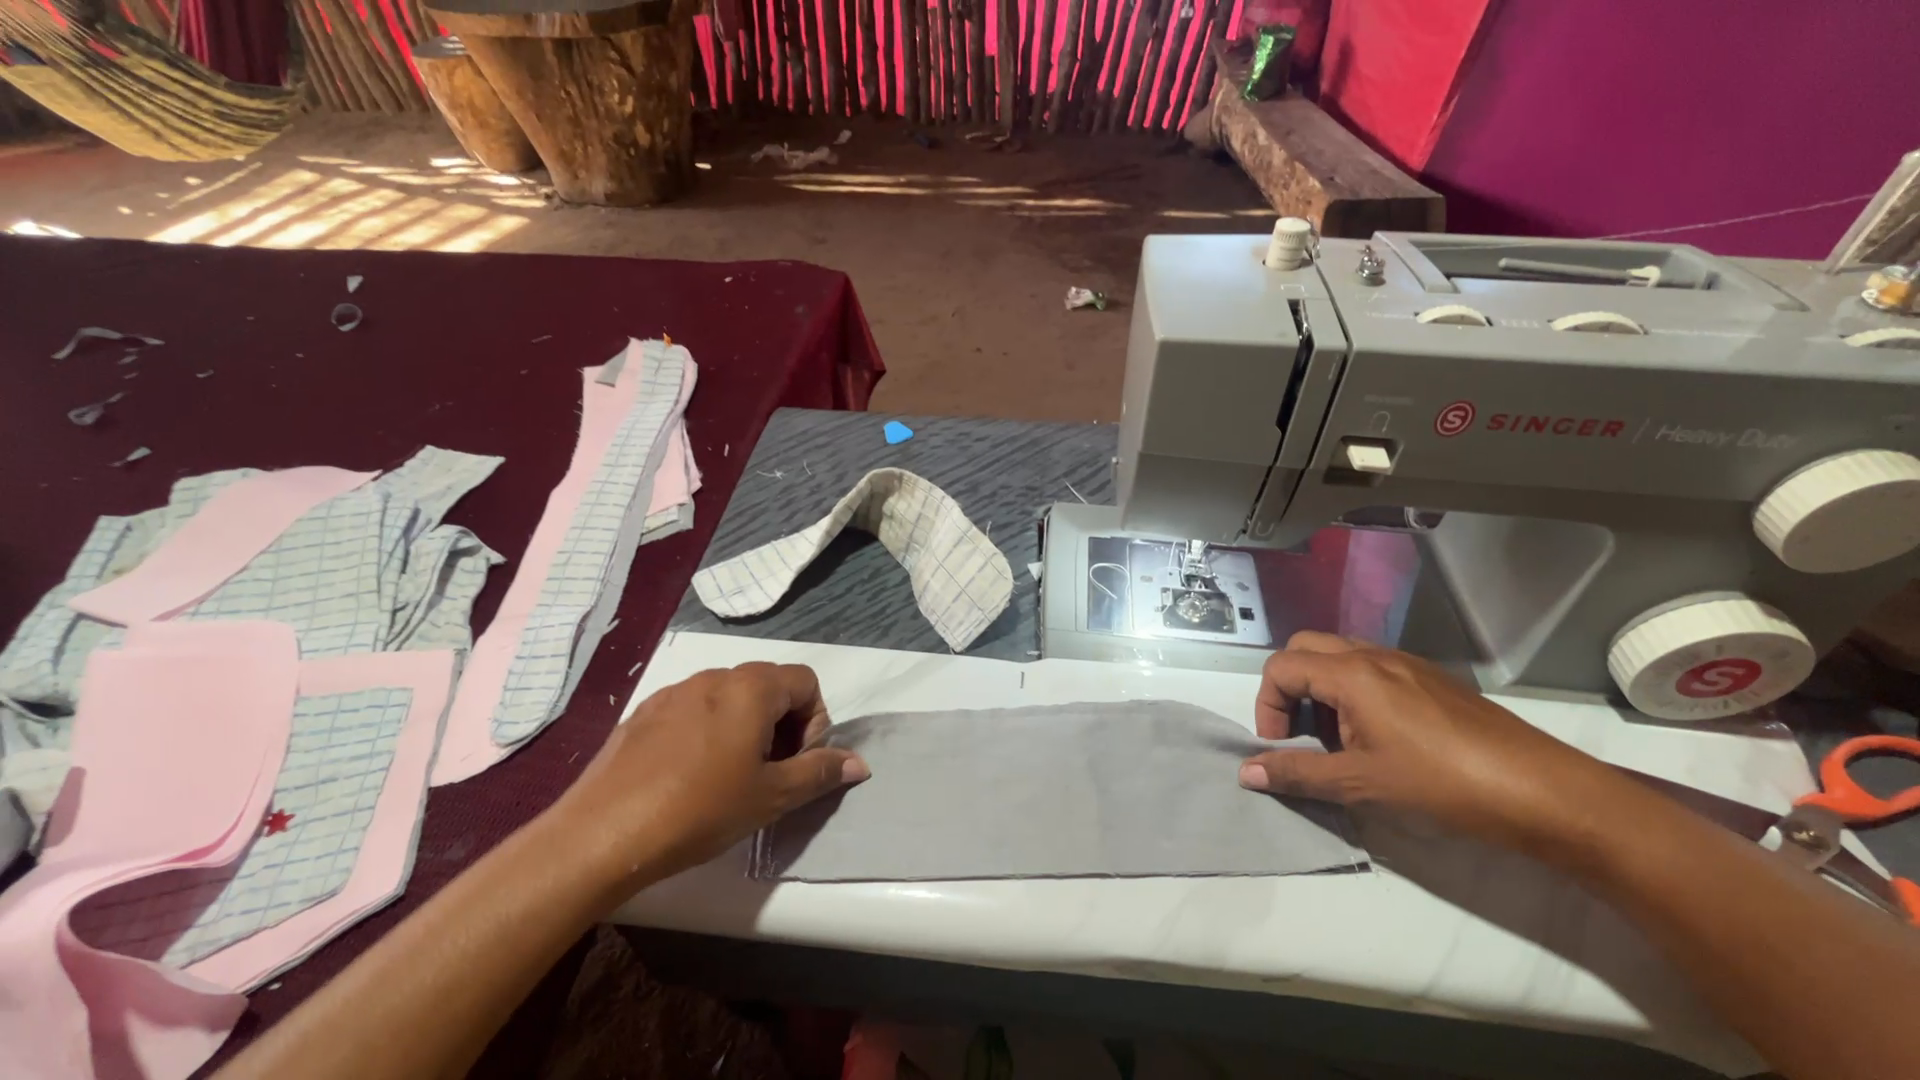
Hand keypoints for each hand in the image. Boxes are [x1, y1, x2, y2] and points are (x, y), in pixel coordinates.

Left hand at [553, 662, 868, 882]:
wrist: (603, 833)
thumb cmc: (701, 809)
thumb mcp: (772, 796)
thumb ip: (820, 772)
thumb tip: (859, 763)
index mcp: (751, 688)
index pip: (806, 682)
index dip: (814, 723)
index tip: (795, 765)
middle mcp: (714, 677)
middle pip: (768, 686)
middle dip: (782, 725)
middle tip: (768, 775)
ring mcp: (673, 692)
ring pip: (729, 698)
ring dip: (745, 729)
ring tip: (729, 779)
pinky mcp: (643, 713)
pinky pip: (693, 711)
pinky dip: (707, 733)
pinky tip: (688, 778)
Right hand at [1237, 632, 1613, 853]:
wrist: (1536, 789)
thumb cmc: (1438, 784)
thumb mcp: (1359, 784)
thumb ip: (1298, 774)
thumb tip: (1247, 772)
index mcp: (1352, 674)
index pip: (1281, 667)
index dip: (1268, 706)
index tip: (1282, 748)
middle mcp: (1376, 656)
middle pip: (1306, 649)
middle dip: (1290, 689)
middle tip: (1302, 736)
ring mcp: (1408, 664)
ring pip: (1341, 656)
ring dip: (1323, 691)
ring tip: (1340, 742)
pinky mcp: (1433, 679)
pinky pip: (1374, 669)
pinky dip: (1355, 693)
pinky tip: (1380, 740)